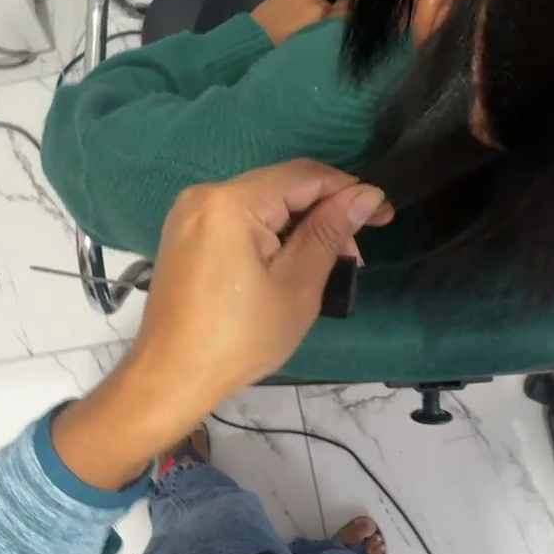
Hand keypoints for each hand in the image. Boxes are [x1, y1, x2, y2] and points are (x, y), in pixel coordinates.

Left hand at [51, 161, 391, 488]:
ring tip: (330, 262)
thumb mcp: (296, 286)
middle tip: (354, 253)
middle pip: (280, 186)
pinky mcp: (185, 234)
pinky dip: (269, 233)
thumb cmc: (239, 338)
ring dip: (299, 225)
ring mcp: (189, 214)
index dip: (349, 189)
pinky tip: (290, 261)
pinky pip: (237, 219)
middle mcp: (205, 195)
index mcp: (231, 202)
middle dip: (324, 211)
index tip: (383, 214)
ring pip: (261, 203)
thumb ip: (329, 232)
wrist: (170, 376)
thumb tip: (366, 193)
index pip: (304, 176)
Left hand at [250, 0, 332, 44]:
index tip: (330, 26)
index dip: (335, 18)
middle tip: (314, 24)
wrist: (257, 38)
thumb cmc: (283, 45)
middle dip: (323, 12)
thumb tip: (329, 26)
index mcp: (321, 12)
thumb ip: (322, 30)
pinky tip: (298, 4)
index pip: (340, 10)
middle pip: (326, 3)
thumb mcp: (308, 41)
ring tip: (305, 13)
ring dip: (313, 2)